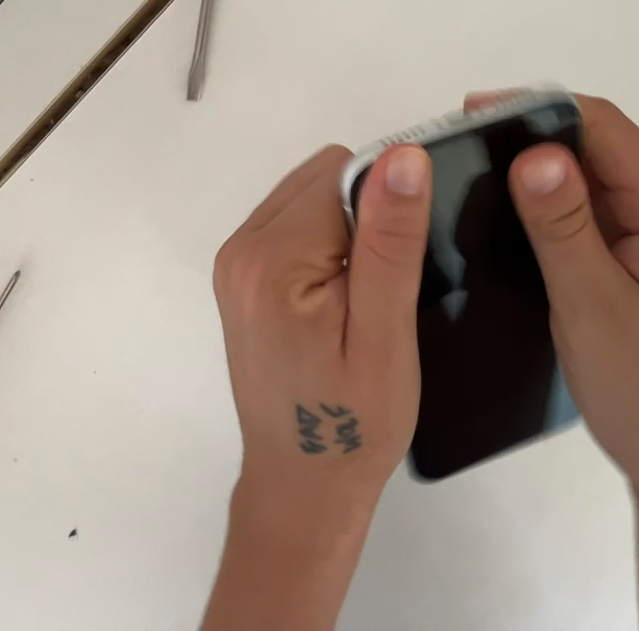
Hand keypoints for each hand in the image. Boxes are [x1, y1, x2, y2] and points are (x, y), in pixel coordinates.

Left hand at [203, 143, 431, 630]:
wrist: (303, 483)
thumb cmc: (353, 421)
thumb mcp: (385, 335)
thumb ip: (390, 241)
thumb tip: (403, 155)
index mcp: (271, 259)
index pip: (345, 175)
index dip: (387, 207)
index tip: (403, 261)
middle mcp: (241, 248)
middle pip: (324, 176)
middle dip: (365, 214)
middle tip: (382, 285)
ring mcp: (235, 260)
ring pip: (311, 192)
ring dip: (346, 225)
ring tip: (363, 291)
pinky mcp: (241, 273)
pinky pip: (295, 218)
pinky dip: (326, 238)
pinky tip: (340, 292)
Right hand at [497, 93, 638, 629]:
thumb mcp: (593, 305)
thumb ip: (563, 226)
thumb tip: (532, 152)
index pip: (604, 127)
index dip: (537, 108)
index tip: (473, 113)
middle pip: (601, 144)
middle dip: (533, 132)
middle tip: (464, 142)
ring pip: (594, 176)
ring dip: (540, 166)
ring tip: (476, 169)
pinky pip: (594, 210)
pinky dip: (552, 200)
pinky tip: (511, 211)